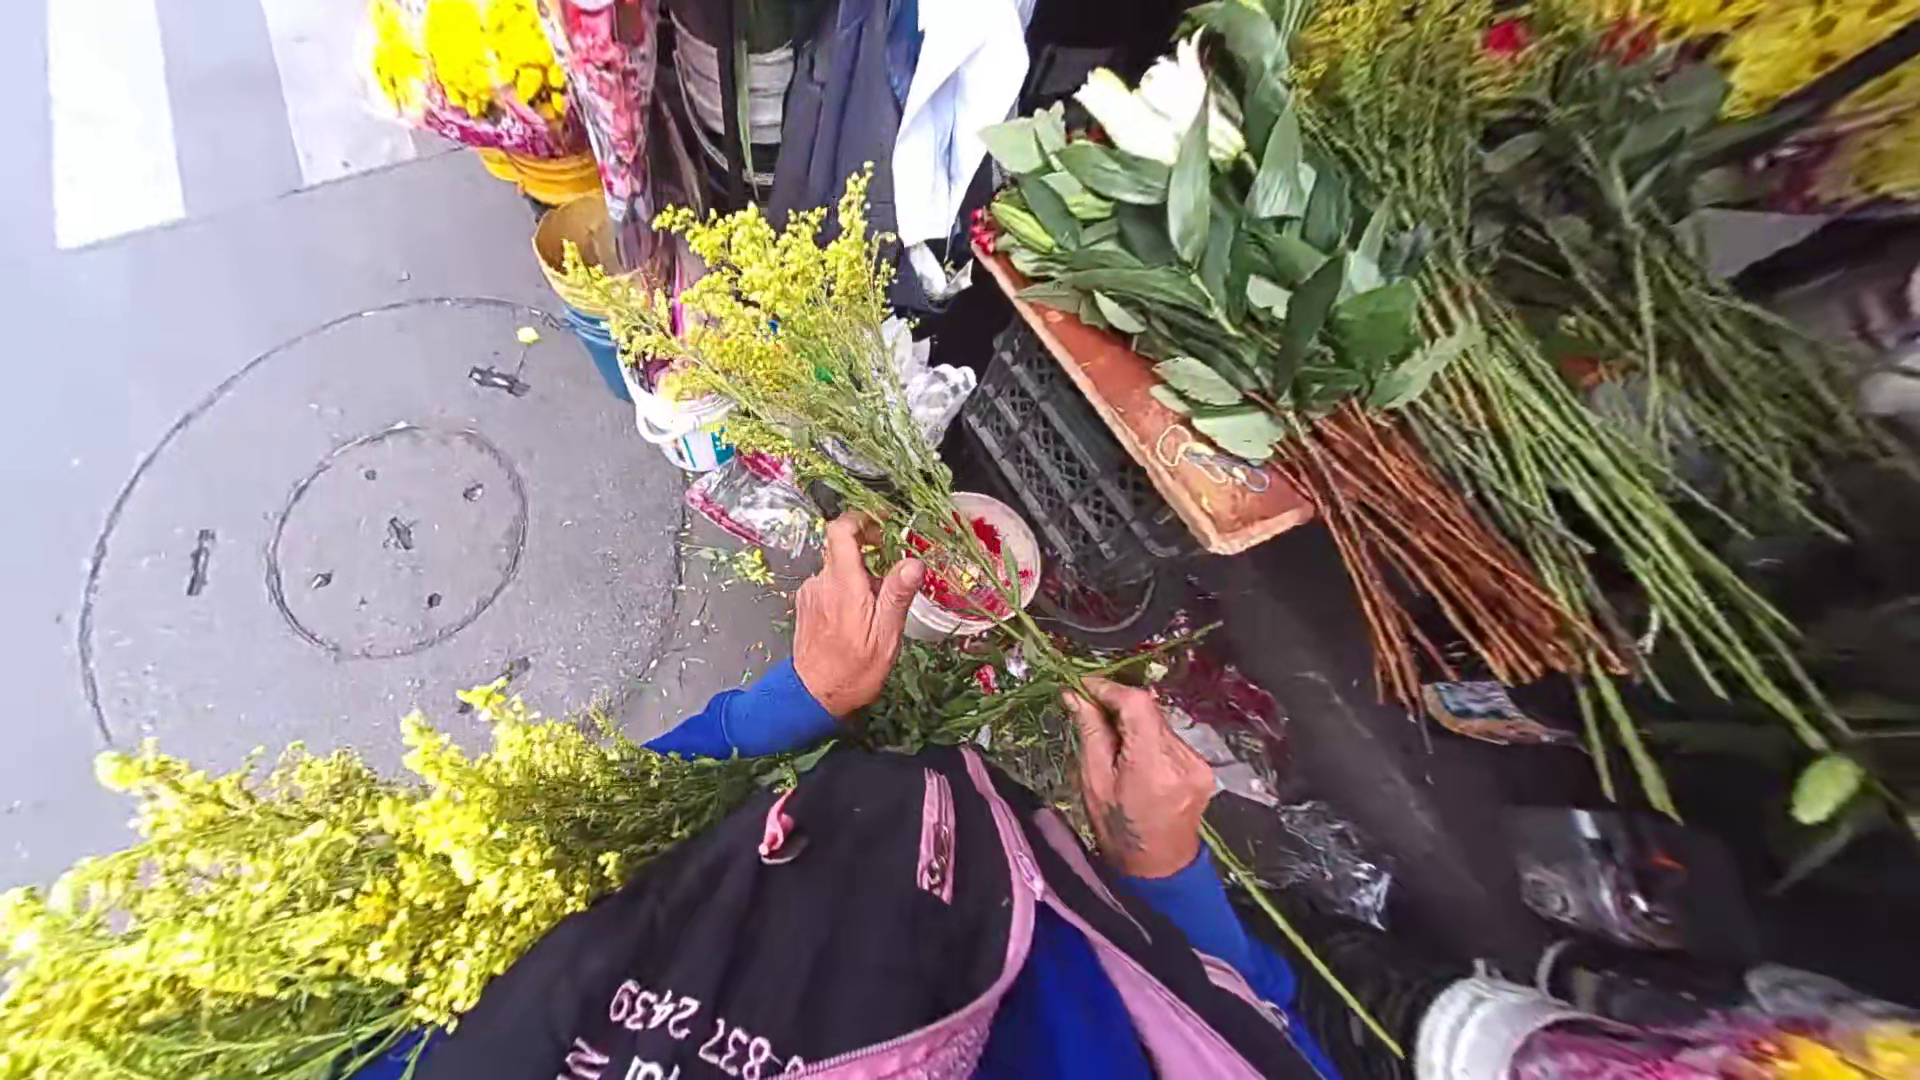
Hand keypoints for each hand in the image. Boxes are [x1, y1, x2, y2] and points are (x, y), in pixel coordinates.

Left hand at [791, 513, 925, 717]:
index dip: (862, 519)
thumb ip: (897, 595)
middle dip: (869, 551)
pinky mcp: (807, 603)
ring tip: (877, 603)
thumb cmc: (854, 670)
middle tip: (892, 570)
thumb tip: (914, 563)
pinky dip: (846, 587)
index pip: (841, 531)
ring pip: (838, 566)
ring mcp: (811, 592)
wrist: (813, 696)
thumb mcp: (886, 635)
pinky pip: (829, 582)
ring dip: (859, 573)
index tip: (884, 525)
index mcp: (843, 585)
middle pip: (842, 546)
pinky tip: (858, 614)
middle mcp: (822, 582)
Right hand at [1064, 677, 1214, 878]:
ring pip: (1157, 719)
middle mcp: (1183, 760)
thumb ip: (1089, 730)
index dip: (1109, 688)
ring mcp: (1197, 762)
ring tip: (1108, 732)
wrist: (1157, 869)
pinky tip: (1131, 747)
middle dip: (1116, 703)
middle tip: (1088, 706)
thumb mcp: (1094, 780)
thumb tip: (1074, 693)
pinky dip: (1146, 732)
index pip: (1137, 704)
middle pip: (1148, 709)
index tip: (1083, 686)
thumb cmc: (1117, 829)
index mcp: (1154, 767)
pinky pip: (1167, 734)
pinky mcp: (1201, 764)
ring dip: (1131, 718)